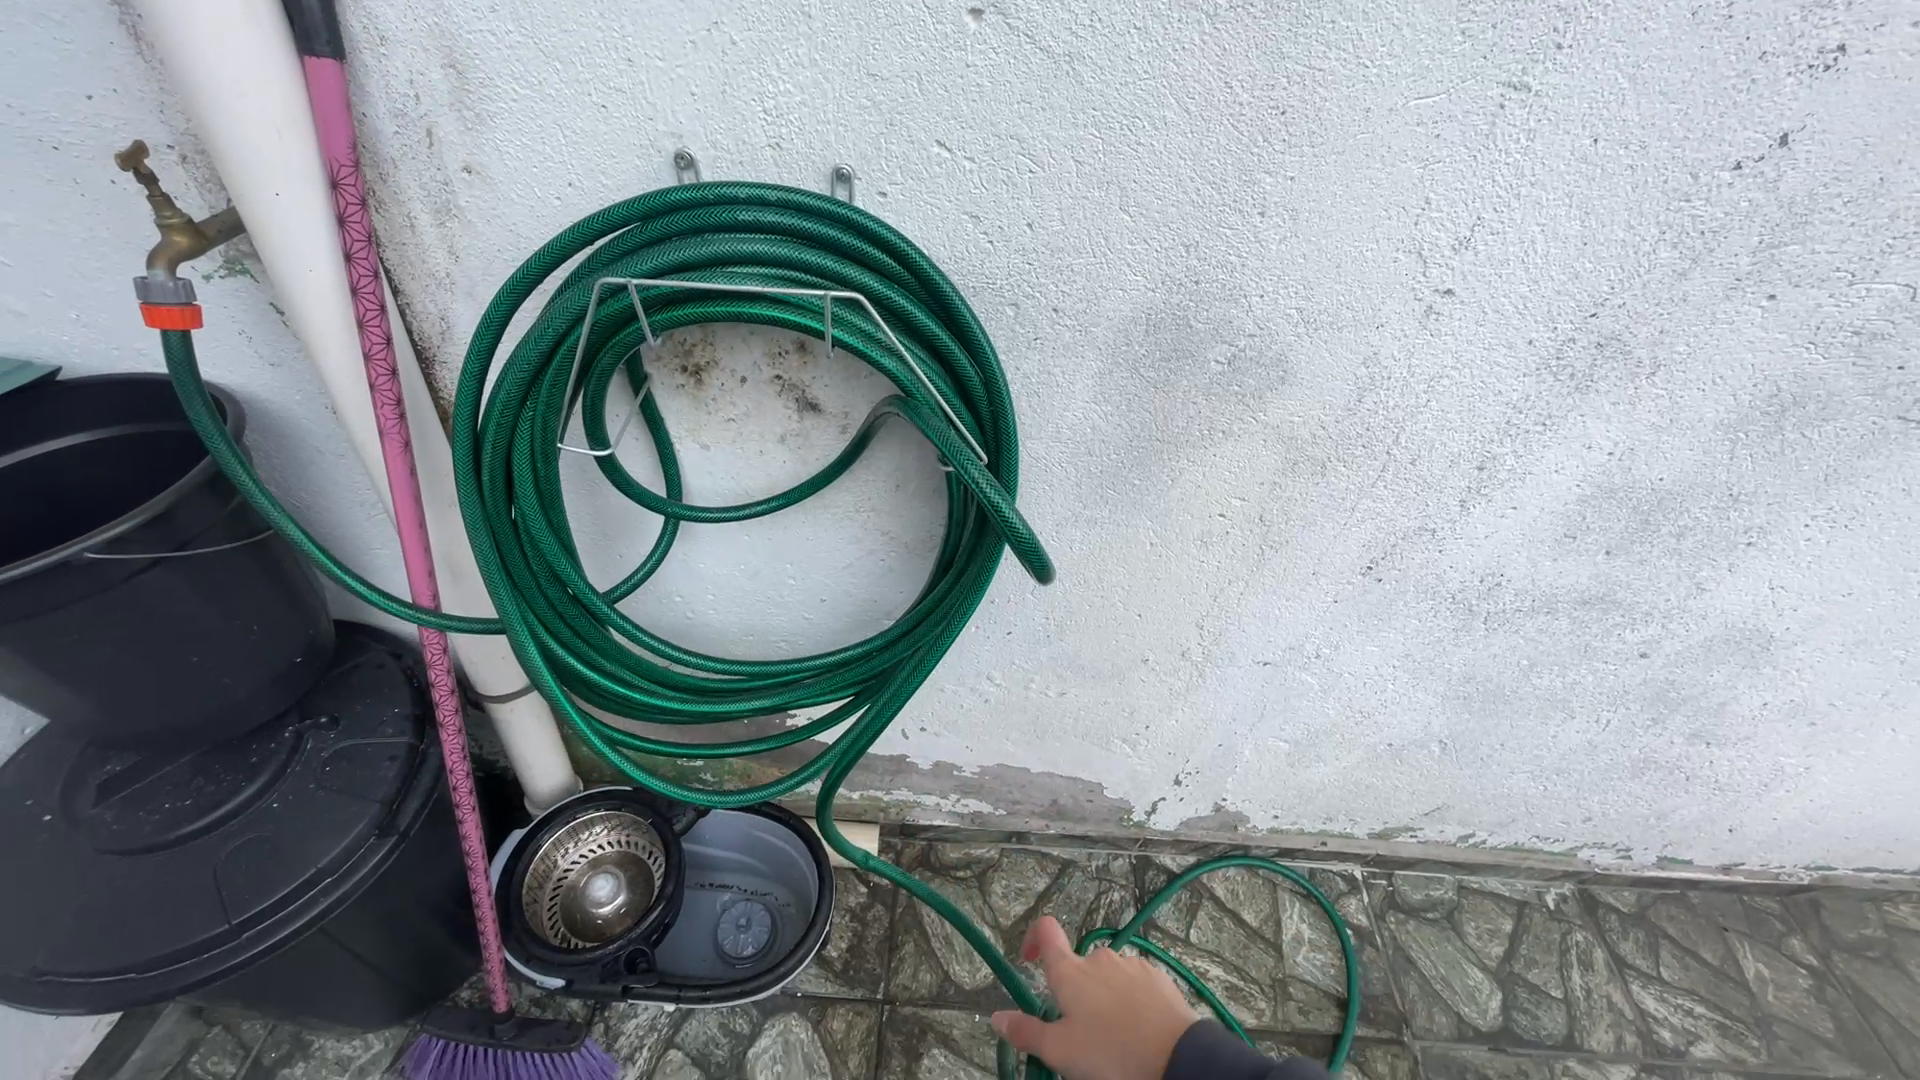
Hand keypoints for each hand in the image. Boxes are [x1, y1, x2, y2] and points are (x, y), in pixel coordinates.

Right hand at [990, 916, 1198, 1079]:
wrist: (1177, 1056)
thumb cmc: (1110, 1053)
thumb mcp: (1061, 1052)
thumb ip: (1026, 1033)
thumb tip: (997, 1017)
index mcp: (1070, 972)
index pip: (1045, 929)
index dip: (1033, 937)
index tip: (1030, 960)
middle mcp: (1097, 958)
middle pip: (1078, 966)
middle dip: (1076, 993)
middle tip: (1081, 1032)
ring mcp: (1129, 964)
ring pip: (1106, 976)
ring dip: (1104, 997)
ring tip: (1114, 1036)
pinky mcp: (1156, 976)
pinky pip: (1134, 982)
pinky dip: (1130, 1000)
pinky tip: (1138, 1029)